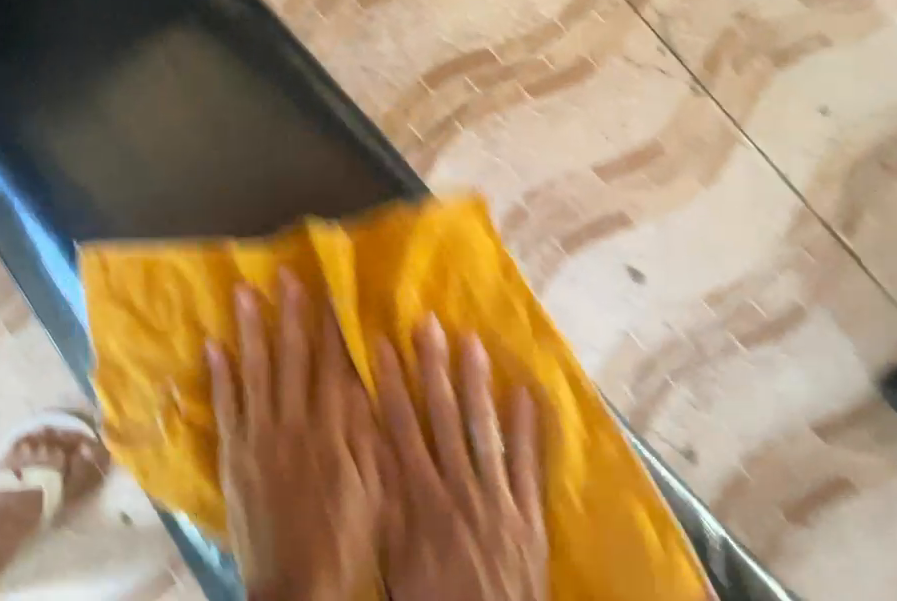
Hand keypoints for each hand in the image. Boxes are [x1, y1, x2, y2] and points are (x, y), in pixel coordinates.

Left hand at [208, 271, 380, 600]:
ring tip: (244, 292)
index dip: (331, 325)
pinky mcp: (234, 453)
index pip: (333, 365)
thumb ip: (369, 434)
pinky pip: (225, 405)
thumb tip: (363, 383)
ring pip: (255, 370)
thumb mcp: (376, 489)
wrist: (296, 584)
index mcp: (333, 430)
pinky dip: (219, 374)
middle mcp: (294, 422)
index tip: (327, 288)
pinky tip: (213, 345)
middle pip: (294, 358)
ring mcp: (259, 435)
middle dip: (291, 314)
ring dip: (251, 329)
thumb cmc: (346, 539)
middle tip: (285, 273)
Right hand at [372, 316, 548, 600]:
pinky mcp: (528, 516)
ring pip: (482, 429)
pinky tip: (527, 392)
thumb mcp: (393, 555)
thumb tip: (369, 446)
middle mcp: (457, 488)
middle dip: (432, 367)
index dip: (389, 383)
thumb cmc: (431, 599)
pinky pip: (527, 465)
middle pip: (441, 416)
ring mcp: (496, 499)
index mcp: (419, 497)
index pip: (399, 426)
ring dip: (476, 383)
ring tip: (473, 341)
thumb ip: (385, 501)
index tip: (381, 343)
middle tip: (428, 323)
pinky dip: (527, 429)